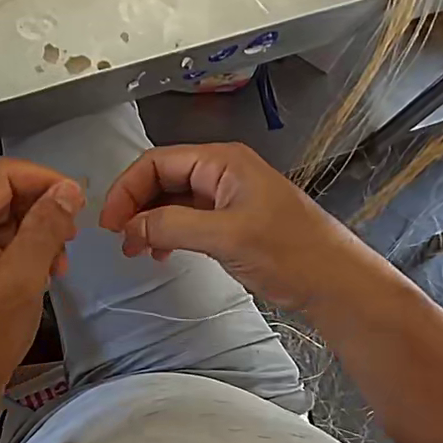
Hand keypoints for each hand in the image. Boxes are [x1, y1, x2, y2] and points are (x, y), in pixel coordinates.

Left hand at [0, 158, 82, 442]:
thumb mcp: (22, 278)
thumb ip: (46, 228)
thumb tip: (68, 191)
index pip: (4, 175)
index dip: (45, 180)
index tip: (79, 201)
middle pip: (5, 193)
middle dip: (44, 208)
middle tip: (72, 235)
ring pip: (8, 219)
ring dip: (41, 232)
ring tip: (60, 261)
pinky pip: (4, 243)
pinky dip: (30, 251)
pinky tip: (46, 273)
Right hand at [97, 142, 368, 309]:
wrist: (334, 281)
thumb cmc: (290, 252)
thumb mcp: (227, 237)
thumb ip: (173, 227)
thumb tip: (129, 227)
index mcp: (222, 162)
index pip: (157, 162)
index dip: (127, 190)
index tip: (109, 224)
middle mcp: (223, 172)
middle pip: (163, 179)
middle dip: (136, 206)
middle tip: (120, 241)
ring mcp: (229, 198)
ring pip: (175, 201)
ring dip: (151, 222)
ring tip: (136, 251)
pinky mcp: (235, 222)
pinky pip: (191, 220)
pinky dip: (171, 234)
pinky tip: (162, 253)